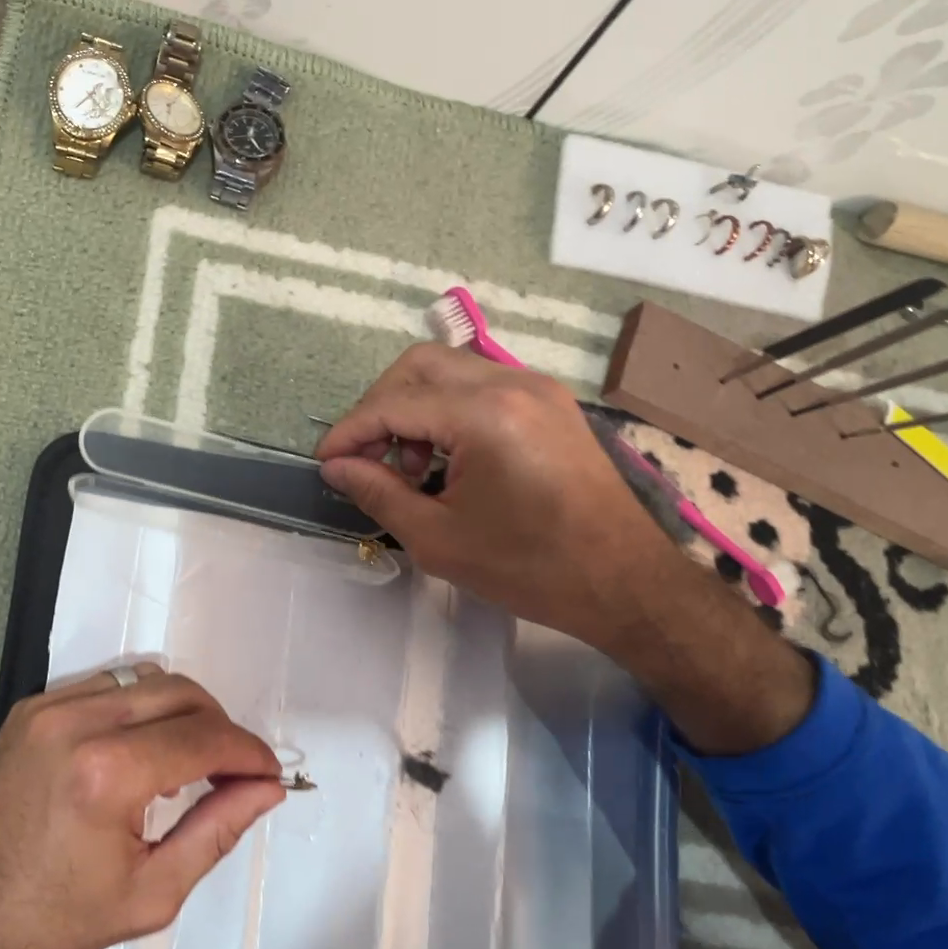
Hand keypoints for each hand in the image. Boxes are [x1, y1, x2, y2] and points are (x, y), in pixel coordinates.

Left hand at [0, 664, 285, 948]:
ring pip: (144, 680)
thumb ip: (216, 831)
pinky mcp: (32, 707)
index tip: (268, 774)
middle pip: (180, 692)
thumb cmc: (51, 916)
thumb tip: (265, 789)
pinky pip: (106, 687)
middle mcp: (77, 722)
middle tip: (232, 772)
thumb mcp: (150, 893)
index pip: (204, 738)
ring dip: (180, 713)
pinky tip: (139, 753)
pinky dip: (139, 709)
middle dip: (220, 726)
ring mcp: (49, 707)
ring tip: (186, 766)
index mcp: (107, 773)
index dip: (248, 753)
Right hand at [316, 344, 813, 755]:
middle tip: (366, 458)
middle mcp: (512, 384)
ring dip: (413, 406)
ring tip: (409, 467)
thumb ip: (378, 492)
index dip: (350, 432)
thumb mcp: (436, 538)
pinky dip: (446, 410)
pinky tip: (444, 459)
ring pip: (450, 369)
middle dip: (379, 406)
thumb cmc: (527, 568)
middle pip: (419, 365)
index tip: (324, 463)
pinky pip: (480, 385)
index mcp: (484, 417)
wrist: (622, 582)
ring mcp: (537, 389)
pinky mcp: (550, 404)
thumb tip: (336, 467)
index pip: (393, 405)